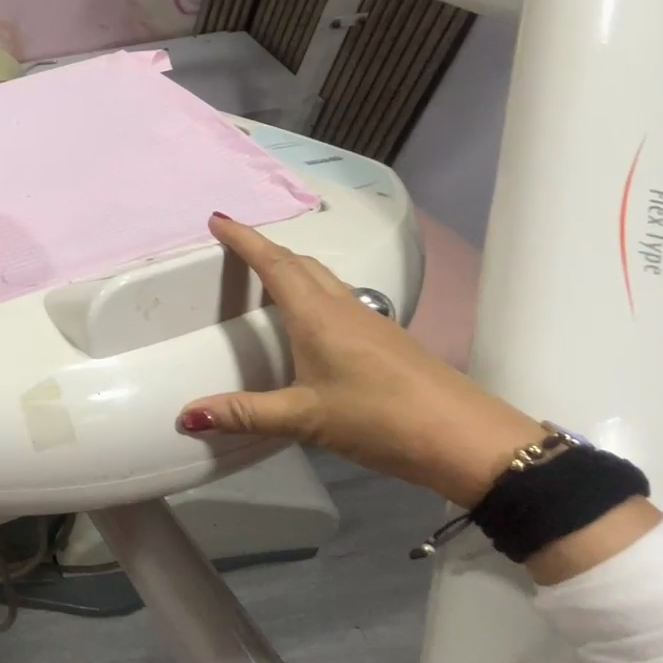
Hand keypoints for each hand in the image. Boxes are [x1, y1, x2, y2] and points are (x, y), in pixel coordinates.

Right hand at [179, 214, 545, 508]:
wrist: (474, 443)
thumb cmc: (383, 420)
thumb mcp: (306, 420)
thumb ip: (245, 414)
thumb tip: (188, 415)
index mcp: (318, 317)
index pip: (274, 265)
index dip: (244, 239)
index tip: (218, 219)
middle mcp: (344, 309)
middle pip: (301, 264)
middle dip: (266, 248)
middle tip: (235, 245)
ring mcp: (372, 322)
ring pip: (325, 279)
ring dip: (292, 267)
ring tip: (266, 273)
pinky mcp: (389, 340)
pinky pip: (341, 298)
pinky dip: (314, 290)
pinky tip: (311, 317)